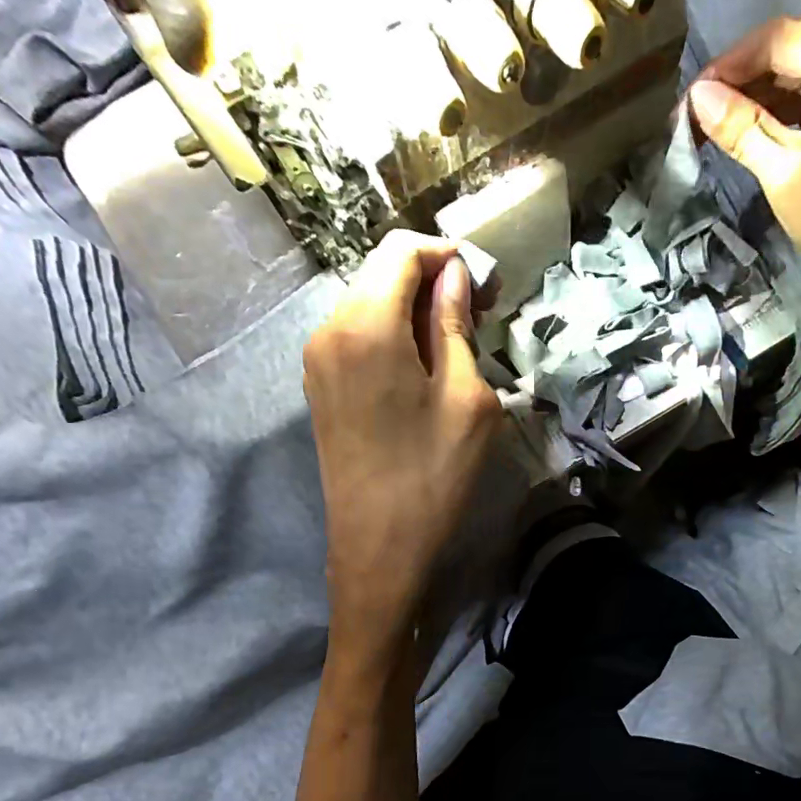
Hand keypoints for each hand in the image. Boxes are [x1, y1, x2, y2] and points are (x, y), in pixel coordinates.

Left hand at [303, 231, 501, 645]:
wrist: (378, 548)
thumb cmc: (433, 474)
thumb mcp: (466, 397)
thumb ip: (455, 325)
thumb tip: (454, 276)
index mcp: (366, 324)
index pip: (402, 252)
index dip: (447, 256)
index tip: (484, 286)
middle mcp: (329, 329)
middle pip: (381, 273)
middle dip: (431, 281)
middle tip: (479, 314)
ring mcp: (317, 358)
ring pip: (369, 304)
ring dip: (413, 310)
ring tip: (456, 346)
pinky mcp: (318, 385)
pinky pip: (356, 336)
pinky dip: (392, 334)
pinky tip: (422, 367)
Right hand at [688, 18, 800, 312]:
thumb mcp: (785, 172)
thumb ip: (741, 127)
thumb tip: (698, 96)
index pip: (778, 39)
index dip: (728, 66)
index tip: (689, 102)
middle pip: (787, 50)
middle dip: (739, 81)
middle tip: (696, 117)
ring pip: (796, 72)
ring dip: (754, 97)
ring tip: (715, 127)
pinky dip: (777, 110)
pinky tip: (749, 131)